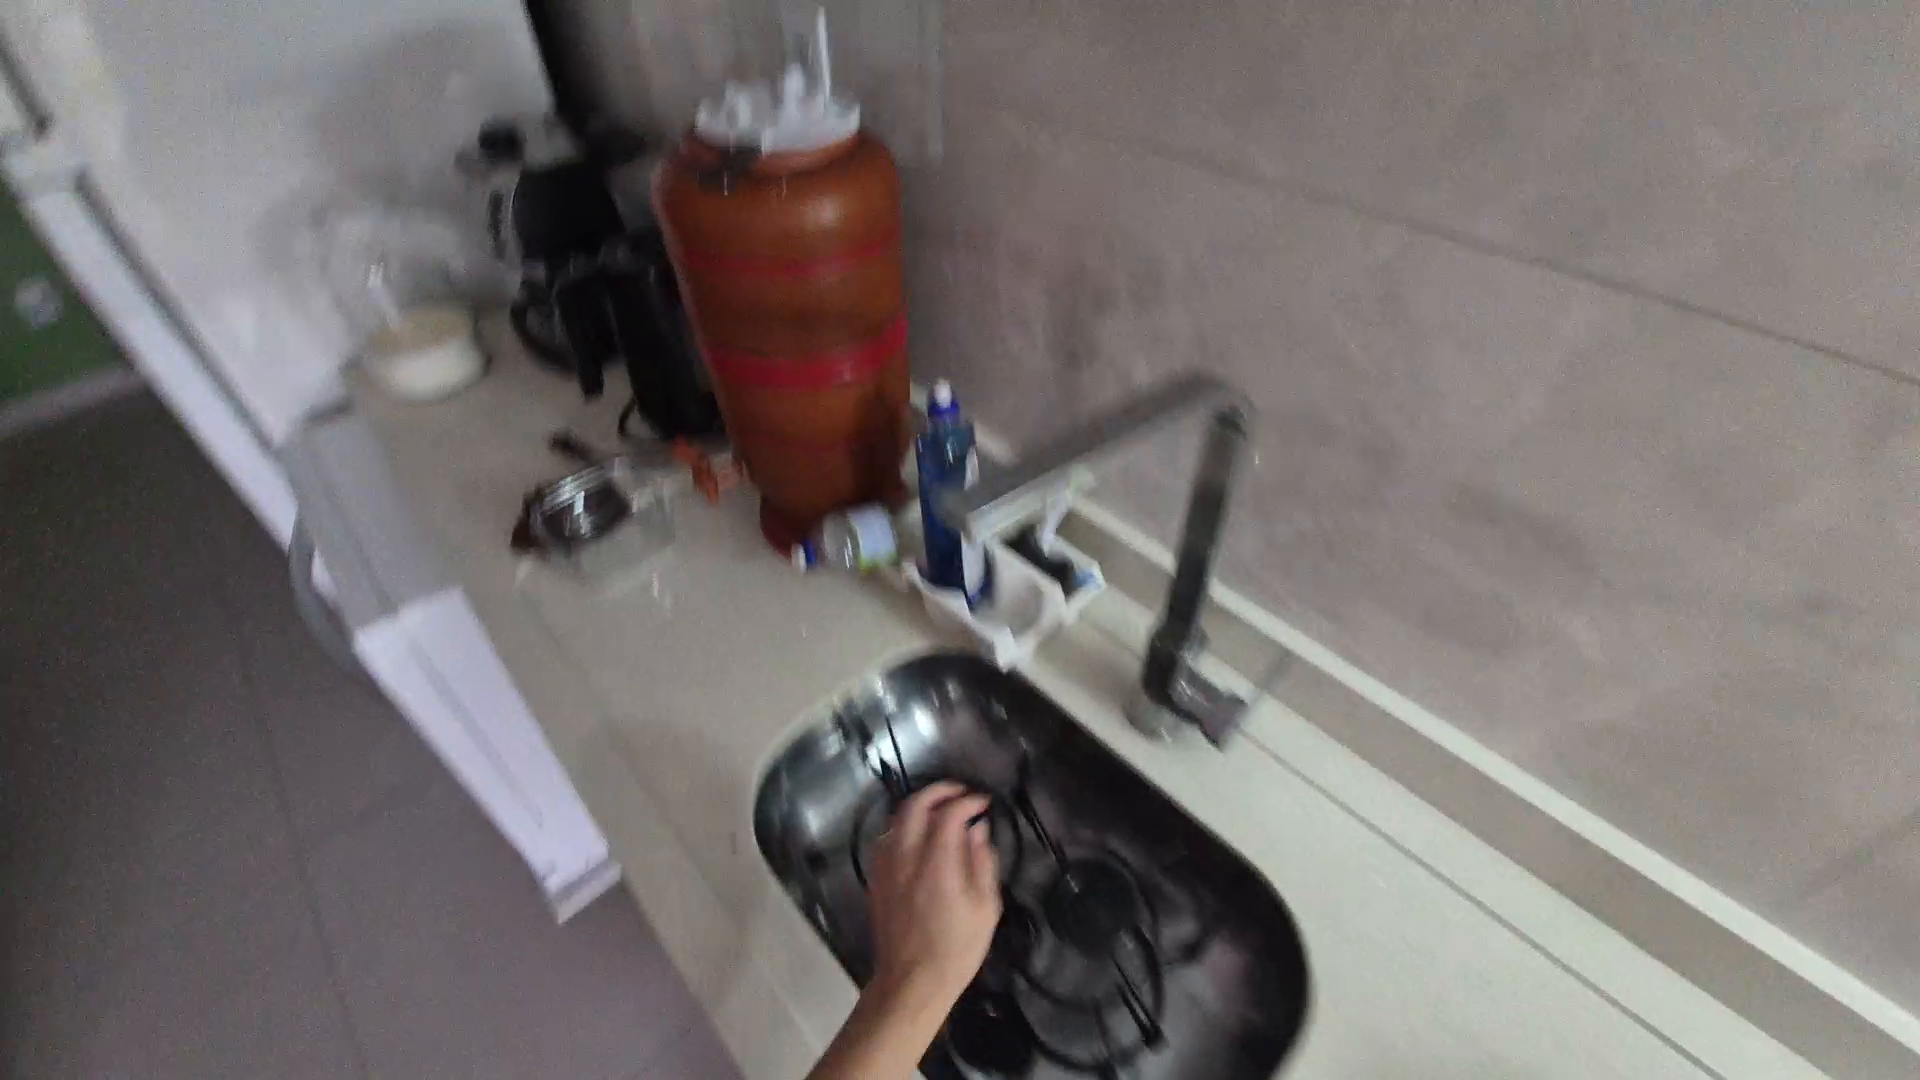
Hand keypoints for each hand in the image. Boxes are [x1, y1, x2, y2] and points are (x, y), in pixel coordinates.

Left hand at [865, 782, 1001, 1006]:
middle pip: (915, 804)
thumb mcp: (985, 909)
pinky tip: (919, 834)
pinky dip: (904, 824)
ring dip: (920, 805)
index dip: (968, 801)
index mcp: (936, 865)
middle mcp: (905, 858)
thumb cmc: (955, 950)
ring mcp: (885, 866)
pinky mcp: (875, 877)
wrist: (910, 983)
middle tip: (961, 793)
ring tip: (942, 809)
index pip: (948, 814)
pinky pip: (887, 836)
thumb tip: (978, 828)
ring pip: (897, 817)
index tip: (984, 803)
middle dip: (939, 790)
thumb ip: (982, 862)